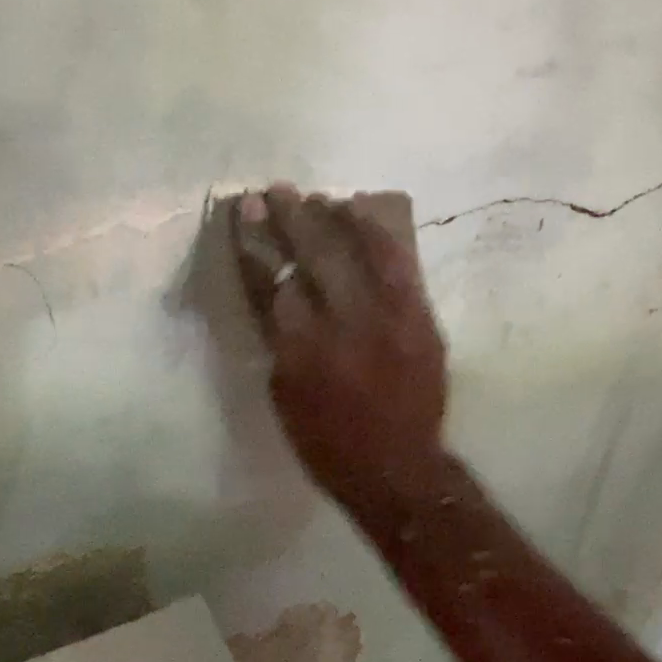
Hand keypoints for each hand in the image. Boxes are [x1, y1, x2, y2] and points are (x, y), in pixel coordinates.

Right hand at [232, 185, 447, 505]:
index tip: (243, 213)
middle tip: (275, 192)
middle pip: (310, 256)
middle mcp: (340, 326)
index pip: (269, 282)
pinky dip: (377, 235)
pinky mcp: (418, 317)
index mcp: (298, 350)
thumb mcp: (283, 396)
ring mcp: (385, 318)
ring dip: (334, 217)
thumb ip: (277, 343)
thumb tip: (277, 297)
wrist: (400, 469)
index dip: (252, 243)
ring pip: (357, 250)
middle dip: (289, 218)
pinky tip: (363, 215)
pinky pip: (397, 263)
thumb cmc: (328, 444)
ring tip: (319, 198)